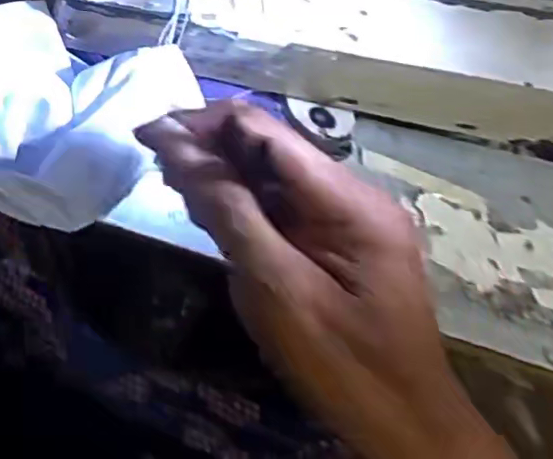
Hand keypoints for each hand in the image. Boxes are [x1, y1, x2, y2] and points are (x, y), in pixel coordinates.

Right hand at [137, 101, 510, 458]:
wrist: (406, 435)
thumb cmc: (340, 360)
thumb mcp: (272, 281)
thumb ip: (222, 203)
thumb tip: (169, 139)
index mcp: (346, 198)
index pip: (256, 126)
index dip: (197, 124)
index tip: (146, 140)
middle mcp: (347, 191)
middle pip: (257, 139)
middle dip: (201, 148)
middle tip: (160, 175)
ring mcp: (341, 212)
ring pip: (258, 164)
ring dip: (212, 172)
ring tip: (182, 199)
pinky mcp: (329, 232)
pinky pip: (269, 193)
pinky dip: (231, 195)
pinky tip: (210, 217)